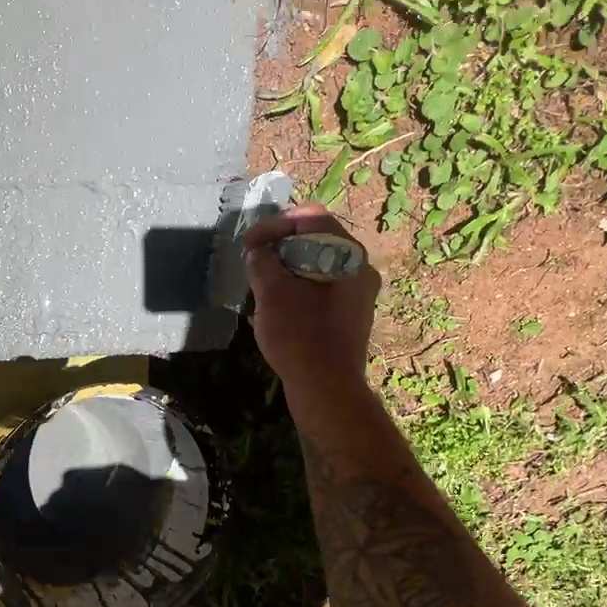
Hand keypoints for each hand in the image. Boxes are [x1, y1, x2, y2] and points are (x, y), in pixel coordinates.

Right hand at [244, 201, 382, 392]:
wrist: (326, 388)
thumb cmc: (300, 336)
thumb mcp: (272, 295)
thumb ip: (262, 264)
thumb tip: (258, 253)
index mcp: (347, 255)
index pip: (311, 218)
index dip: (274, 224)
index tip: (247, 244)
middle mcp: (359, 269)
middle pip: (315, 242)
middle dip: (278, 250)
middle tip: (252, 265)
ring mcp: (357, 295)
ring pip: (316, 269)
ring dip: (284, 274)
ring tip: (258, 290)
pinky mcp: (349, 318)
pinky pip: (319, 292)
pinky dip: (295, 293)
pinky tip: (273, 313)